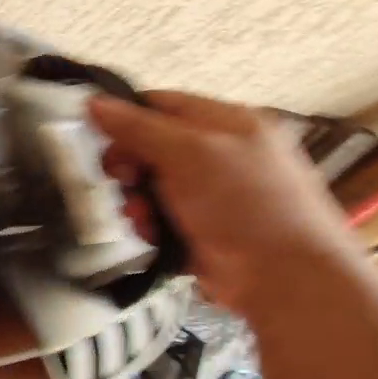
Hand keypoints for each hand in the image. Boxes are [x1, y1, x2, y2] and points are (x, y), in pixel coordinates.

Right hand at [87, 91, 363, 314]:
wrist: (285, 278)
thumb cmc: (244, 204)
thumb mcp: (189, 154)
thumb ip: (138, 127)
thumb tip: (92, 101)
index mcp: (228, 122)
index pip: (159, 104)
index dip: (125, 119)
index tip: (102, 141)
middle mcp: (220, 152)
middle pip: (148, 146)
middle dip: (129, 167)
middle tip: (124, 182)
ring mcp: (211, 192)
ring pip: (148, 185)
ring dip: (136, 201)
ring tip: (144, 219)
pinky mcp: (201, 226)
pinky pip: (157, 216)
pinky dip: (150, 225)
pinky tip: (155, 236)